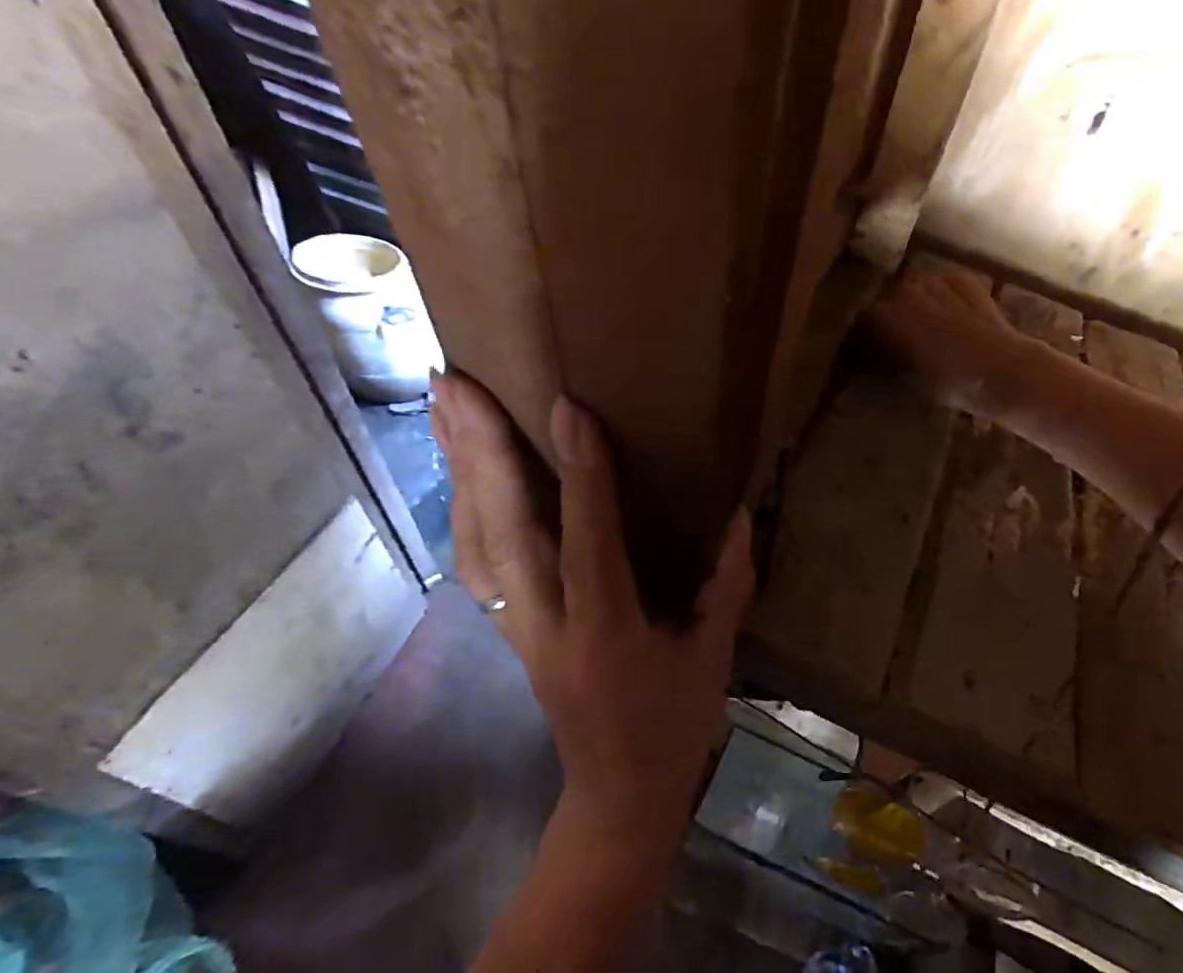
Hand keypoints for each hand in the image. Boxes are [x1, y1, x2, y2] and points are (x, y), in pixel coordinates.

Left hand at [430, 372, 754, 841]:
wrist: (617, 798)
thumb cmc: (673, 728)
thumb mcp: (714, 656)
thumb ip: (726, 583)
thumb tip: (738, 515)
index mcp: (606, 634)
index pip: (589, 543)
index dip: (582, 474)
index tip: (567, 408)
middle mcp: (547, 628)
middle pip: (502, 534)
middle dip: (480, 455)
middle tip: (456, 385)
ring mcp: (517, 631)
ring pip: (474, 543)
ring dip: (458, 472)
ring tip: (444, 407)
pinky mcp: (508, 632)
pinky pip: (476, 563)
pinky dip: (464, 508)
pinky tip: (461, 470)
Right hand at [864, 262, 1044, 417]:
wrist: (1001, 369)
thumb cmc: (949, 381)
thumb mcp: (908, 377)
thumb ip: (890, 357)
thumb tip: (879, 353)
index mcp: (887, 315)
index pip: (864, 318)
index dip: (866, 333)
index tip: (871, 346)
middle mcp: (907, 290)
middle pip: (889, 296)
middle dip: (891, 312)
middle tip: (899, 333)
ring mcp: (937, 279)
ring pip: (917, 284)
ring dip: (916, 299)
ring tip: (926, 319)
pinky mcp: (964, 279)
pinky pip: (944, 282)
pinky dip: (943, 294)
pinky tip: (951, 311)